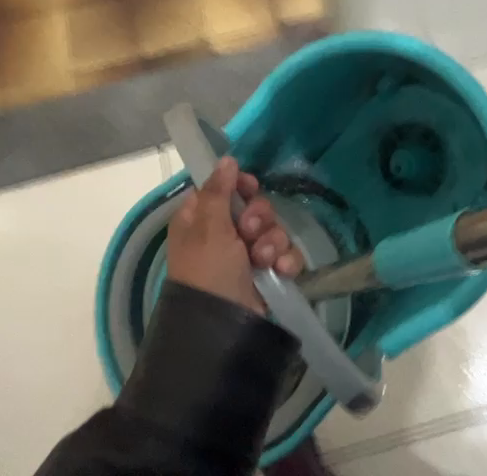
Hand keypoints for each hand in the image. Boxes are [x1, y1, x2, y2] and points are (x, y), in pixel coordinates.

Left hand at [166, 157, 301, 312]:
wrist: (223, 327)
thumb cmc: (207, 271)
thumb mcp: (208, 228)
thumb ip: (218, 191)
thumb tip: (226, 159)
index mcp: (201, 219)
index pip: (224, 187)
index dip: (240, 185)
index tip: (249, 188)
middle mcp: (223, 233)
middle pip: (254, 207)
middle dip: (259, 219)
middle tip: (249, 233)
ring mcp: (246, 255)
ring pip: (272, 229)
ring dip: (272, 242)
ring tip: (263, 261)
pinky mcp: (266, 274)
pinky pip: (285, 254)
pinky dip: (286, 261)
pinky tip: (281, 271)